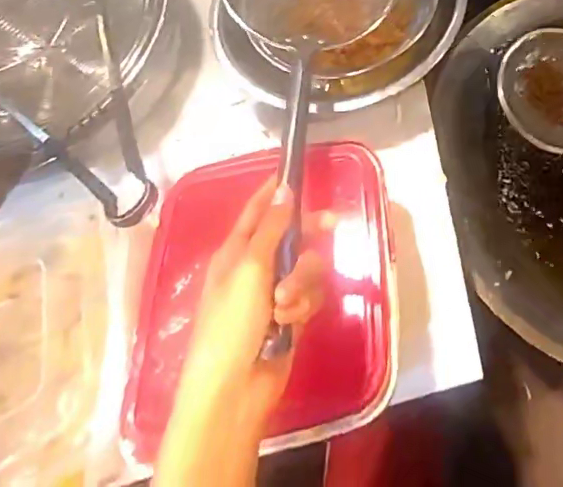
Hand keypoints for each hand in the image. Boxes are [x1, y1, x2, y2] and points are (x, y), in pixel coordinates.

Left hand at [173, 177, 330, 425]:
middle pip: (291, 235)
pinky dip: (302, 307)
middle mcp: (256, 267)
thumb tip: (283, 187)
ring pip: (306, 266)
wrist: (233, 390)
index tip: (294, 172)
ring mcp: (274, 293)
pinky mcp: (291, 316)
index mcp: (236, 251)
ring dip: (301, 283)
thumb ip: (272, 226)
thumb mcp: (250, 268)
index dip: (274, 191)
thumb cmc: (231, 323)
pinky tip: (289, 323)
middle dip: (307, 236)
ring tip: (284, 305)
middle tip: (331, 224)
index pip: (257, 210)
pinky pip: (310, 295)